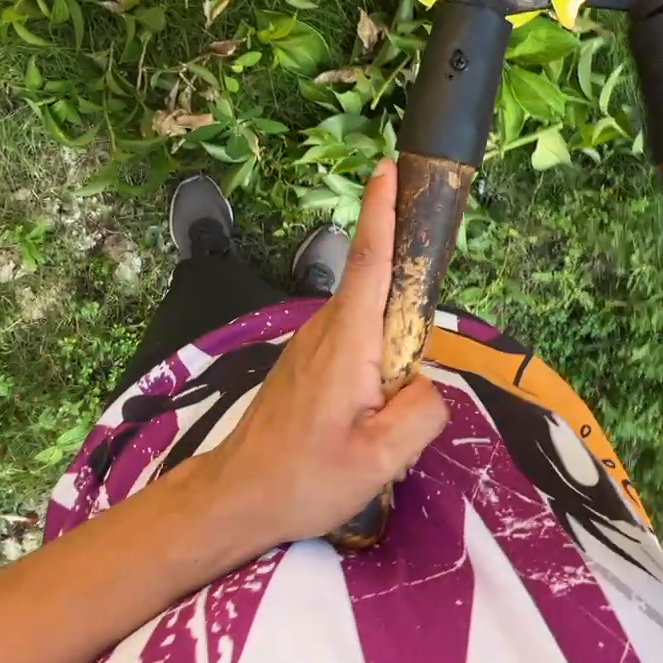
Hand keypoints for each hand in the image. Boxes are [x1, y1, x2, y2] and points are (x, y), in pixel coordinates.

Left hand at [207, 158, 450, 547]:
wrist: (237, 496)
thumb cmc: (306, 476)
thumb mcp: (381, 459)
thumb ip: (421, 409)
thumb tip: (424, 379)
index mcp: (348, 341)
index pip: (369, 260)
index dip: (381, 210)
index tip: (387, 167)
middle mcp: (328, 328)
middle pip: (379, 288)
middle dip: (408, 300)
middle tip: (409, 373)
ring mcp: (314, 343)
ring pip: (371, 322)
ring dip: (392, 348)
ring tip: (381, 419)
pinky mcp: (309, 362)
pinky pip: (357, 342)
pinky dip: (376, 362)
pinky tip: (366, 417)